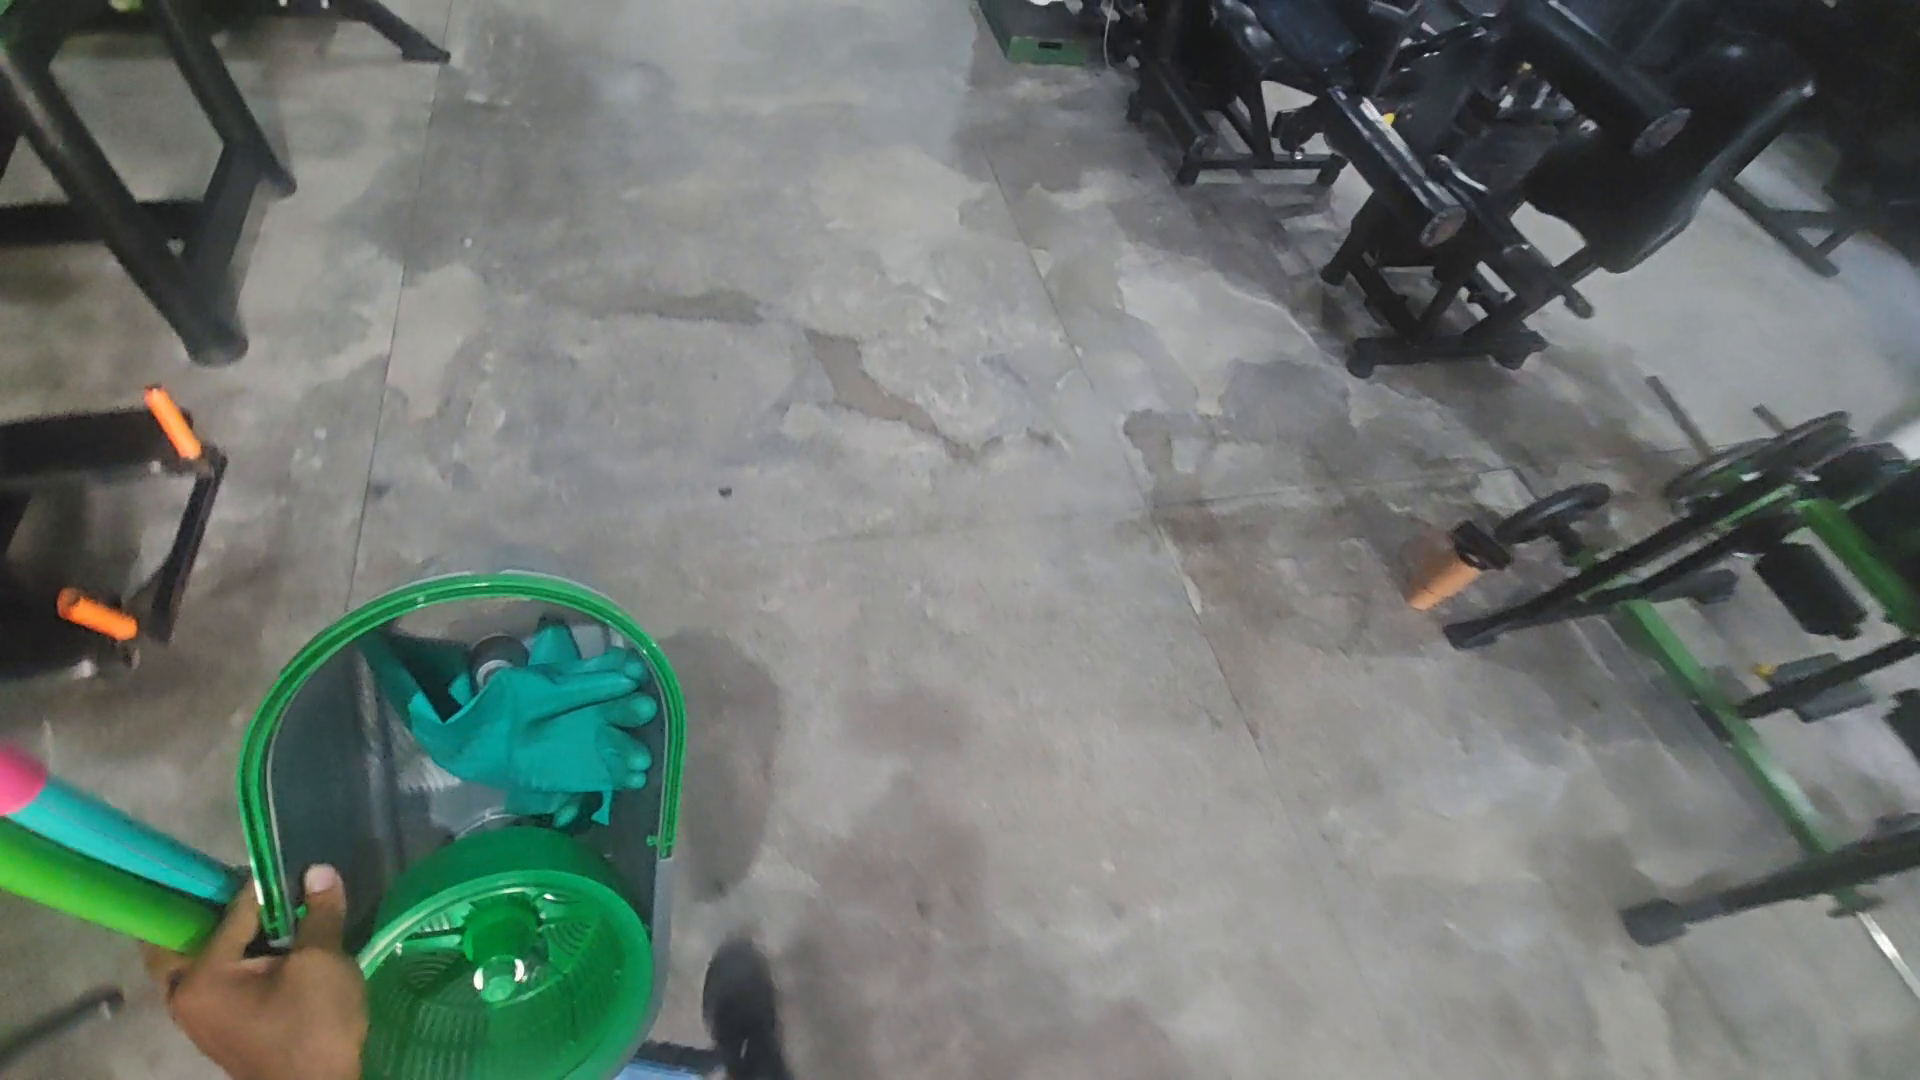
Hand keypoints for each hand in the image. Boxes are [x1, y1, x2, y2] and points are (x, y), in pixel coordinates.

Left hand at [144, 865, 367, 1079]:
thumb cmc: (313, 1020)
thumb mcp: (323, 959)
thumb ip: (319, 913)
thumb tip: (317, 871)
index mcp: (201, 978)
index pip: (228, 913)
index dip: (259, 885)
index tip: (284, 860)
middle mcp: (186, 994)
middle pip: (183, 939)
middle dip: (213, 908)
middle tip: (254, 883)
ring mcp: (202, 1011)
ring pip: (203, 956)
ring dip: (231, 929)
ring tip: (275, 905)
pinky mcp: (225, 1019)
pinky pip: (222, 972)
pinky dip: (242, 950)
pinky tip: (280, 938)